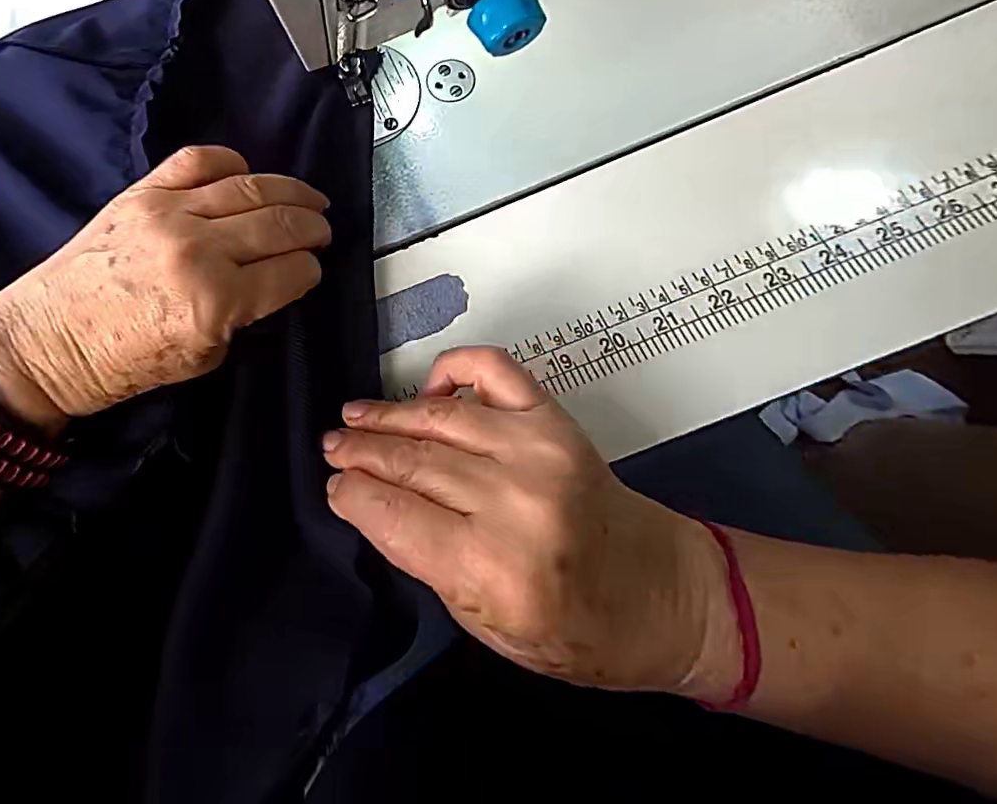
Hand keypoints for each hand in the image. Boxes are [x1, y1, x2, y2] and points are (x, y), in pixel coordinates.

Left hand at [0, 145, 330, 424]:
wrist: (45, 343)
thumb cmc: (113, 362)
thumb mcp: (198, 361)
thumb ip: (240, 318)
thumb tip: (264, 285)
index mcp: (215, 302)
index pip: (290, 271)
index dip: (309, 271)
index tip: (310, 269)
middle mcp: (197, 250)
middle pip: (278, 223)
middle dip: (310, 226)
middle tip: (320, 229)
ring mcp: (167, 214)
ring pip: (249, 187)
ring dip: (287, 191)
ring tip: (304, 198)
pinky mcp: (140, 195)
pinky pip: (196, 160)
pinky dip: (228, 160)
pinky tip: (244, 171)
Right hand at [322, 347, 733, 697]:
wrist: (664, 598)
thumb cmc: (572, 629)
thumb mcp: (480, 621)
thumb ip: (420, 555)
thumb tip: (368, 497)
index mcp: (493, 569)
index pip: (388, 512)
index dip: (348, 494)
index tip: (334, 487)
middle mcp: (514, 503)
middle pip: (406, 460)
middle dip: (357, 452)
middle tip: (332, 447)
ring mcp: (538, 451)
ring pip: (435, 416)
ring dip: (385, 414)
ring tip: (355, 417)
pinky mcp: (556, 421)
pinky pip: (490, 370)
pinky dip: (452, 367)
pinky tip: (429, 386)